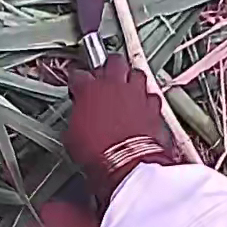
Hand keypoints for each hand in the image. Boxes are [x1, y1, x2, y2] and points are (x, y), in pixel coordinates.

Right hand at [65, 61, 177, 201]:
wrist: (126, 165)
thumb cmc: (98, 153)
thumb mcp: (72, 138)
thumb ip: (76, 120)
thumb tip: (77, 123)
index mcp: (89, 90)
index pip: (78, 75)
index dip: (76, 80)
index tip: (76, 84)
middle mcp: (115, 85)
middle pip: (113, 61)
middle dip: (108, 66)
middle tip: (104, 76)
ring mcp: (136, 93)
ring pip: (136, 72)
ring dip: (130, 78)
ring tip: (126, 87)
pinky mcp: (153, 106)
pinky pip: (151, 94)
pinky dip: (146, 99)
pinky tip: (142, 106)